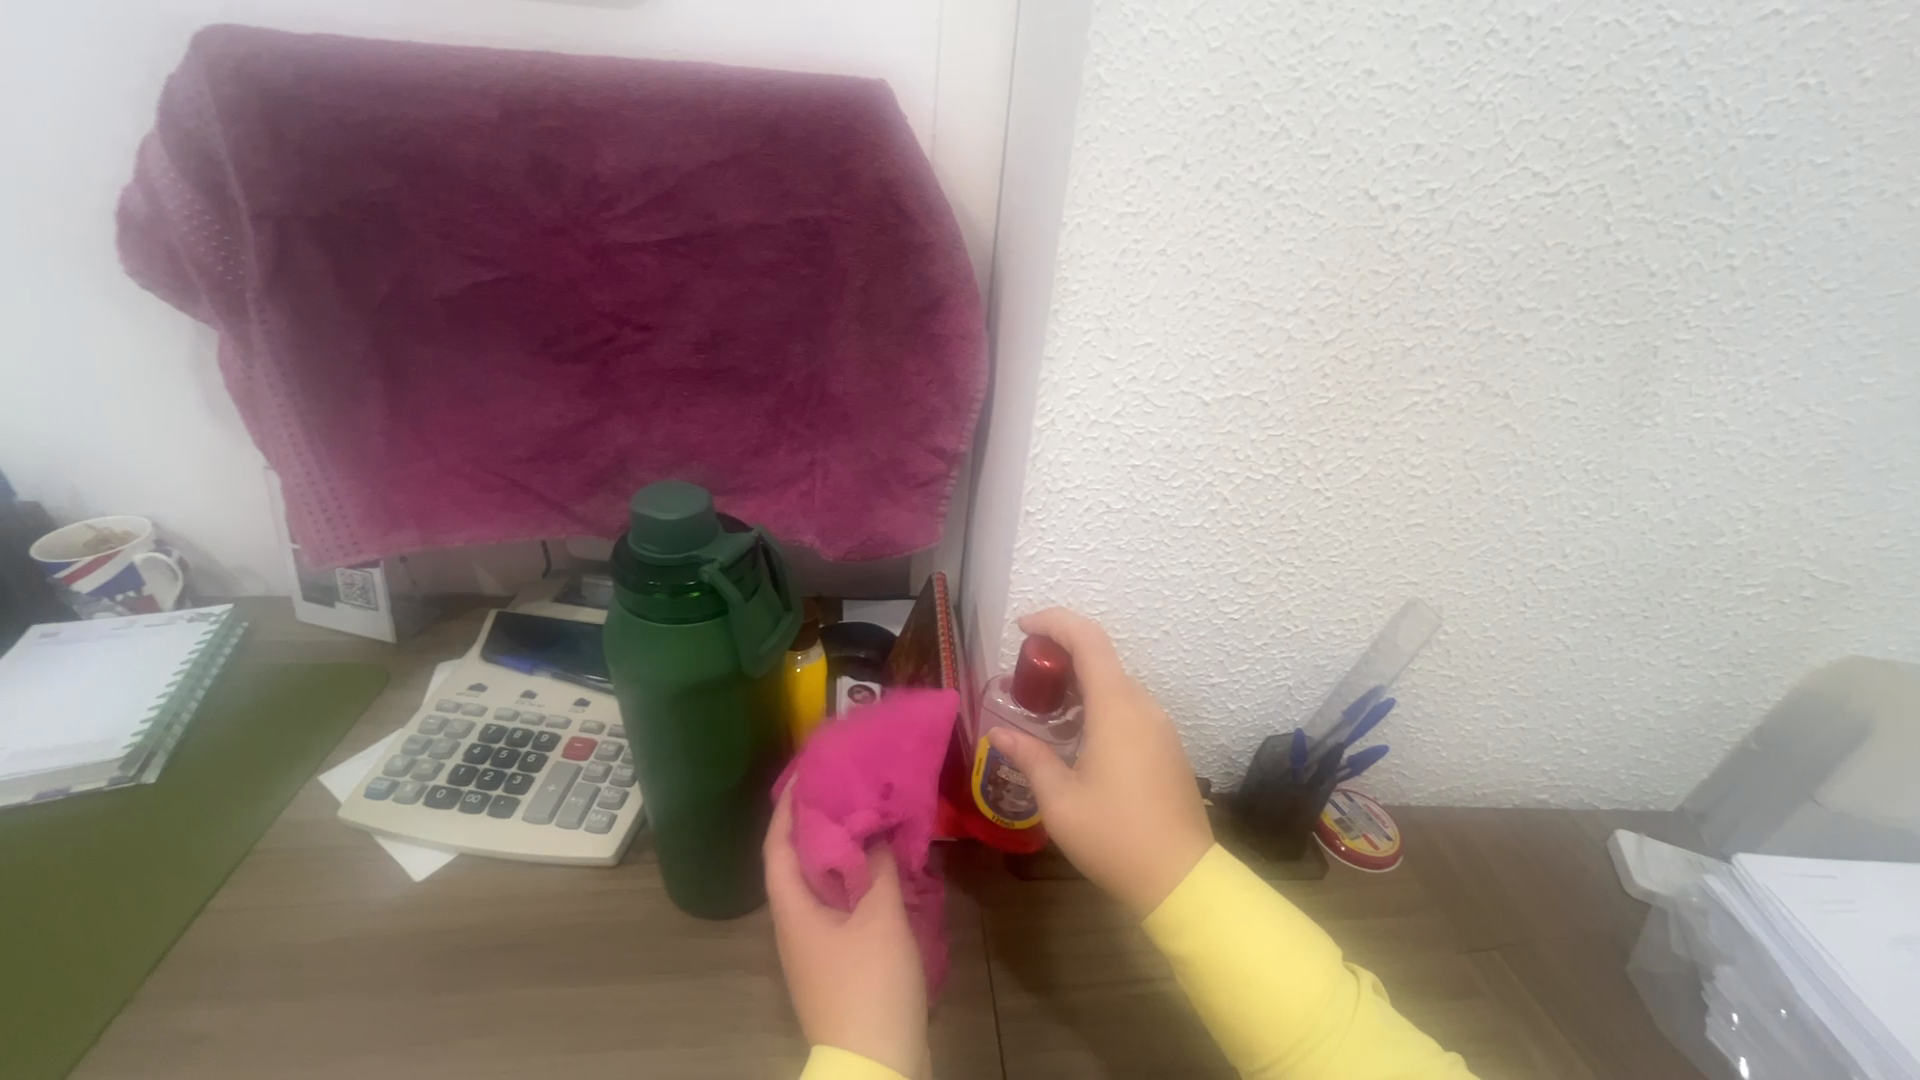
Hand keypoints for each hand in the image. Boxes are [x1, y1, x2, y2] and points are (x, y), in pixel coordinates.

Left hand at [764, 790, 929, 1078]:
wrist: (875, 1064)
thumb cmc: (870, 985)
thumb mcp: (880, 918)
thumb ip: (878, 867)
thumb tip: (876, 827)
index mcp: (793, 910)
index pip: (778, 846)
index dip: (787, 808)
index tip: (806, 773)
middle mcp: (795, 924)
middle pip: (797, 863)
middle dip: (816, 823)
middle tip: (845, 787)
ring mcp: (814, 946)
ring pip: (820, 885)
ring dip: (839, 851)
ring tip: (866, 818)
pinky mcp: (836, 962)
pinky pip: (838, 905)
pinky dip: (855, 879)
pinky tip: (882, 870)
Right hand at [988, 608, 1214, 916]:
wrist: (1181, 877)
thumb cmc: (1114, 835)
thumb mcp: (1059, 799)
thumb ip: (1029, 757)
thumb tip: (1000, 735)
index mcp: (1116, 707)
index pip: (1087, 639)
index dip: (1053, 622)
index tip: (1021, 629)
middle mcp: (1142, 705)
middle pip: (1099, 659)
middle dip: (1058, 658)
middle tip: (1023, 684)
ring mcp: (1159, 726)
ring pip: (1114, 685)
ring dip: (1077, 686)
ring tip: (1043, 714)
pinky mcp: (1166, 746)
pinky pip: (1127, 708)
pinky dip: (1097, 706)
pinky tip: (1076, 740)